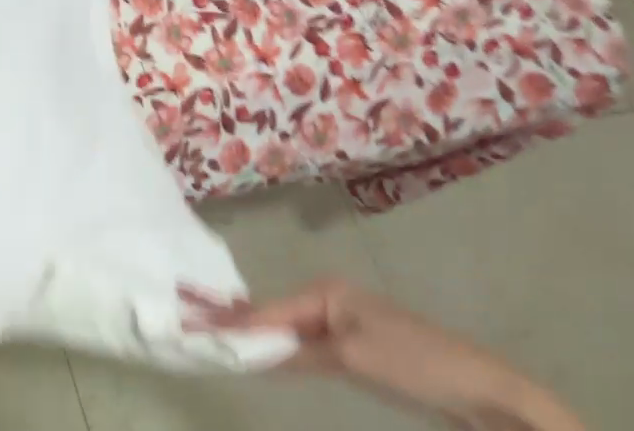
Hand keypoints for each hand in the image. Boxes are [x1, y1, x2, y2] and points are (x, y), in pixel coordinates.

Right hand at [184, 278, 583, 430]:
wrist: (490, 393)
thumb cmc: (415, 363)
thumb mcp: (350, 358)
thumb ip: (296, 353)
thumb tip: (248, 351)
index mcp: (328, 291)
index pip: (269, 310)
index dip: (232, 321)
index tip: (193, 323)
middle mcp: (334, 301)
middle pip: (277, 316)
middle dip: (239, 323)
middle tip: (194, 325)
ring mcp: (349, 325)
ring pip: (292, 332)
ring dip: (261, 339)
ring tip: (218, 338)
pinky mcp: (364, 349)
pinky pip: (312, 346)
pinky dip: (288, 351)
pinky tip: (266, 355)